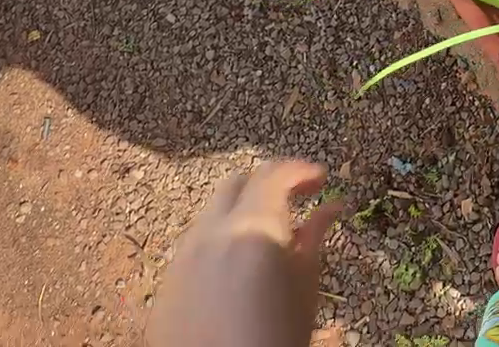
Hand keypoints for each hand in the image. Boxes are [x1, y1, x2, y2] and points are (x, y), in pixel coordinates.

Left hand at [147, 160, 340, 346]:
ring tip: (269, 235)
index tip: (322, 180)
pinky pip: (196, 245)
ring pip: (213, 213)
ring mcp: (183, 258)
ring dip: (243, 210)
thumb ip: (315, 235)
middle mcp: (212, 231)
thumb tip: (331, 206)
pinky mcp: (167, 286)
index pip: (275, 173)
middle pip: (238, 184)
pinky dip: (222, 240)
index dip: (302, 170)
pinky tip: (240, 267)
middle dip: (268, 184)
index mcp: (252, 226)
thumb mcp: (306, 285)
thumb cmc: (278, 338)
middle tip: (297, 200)